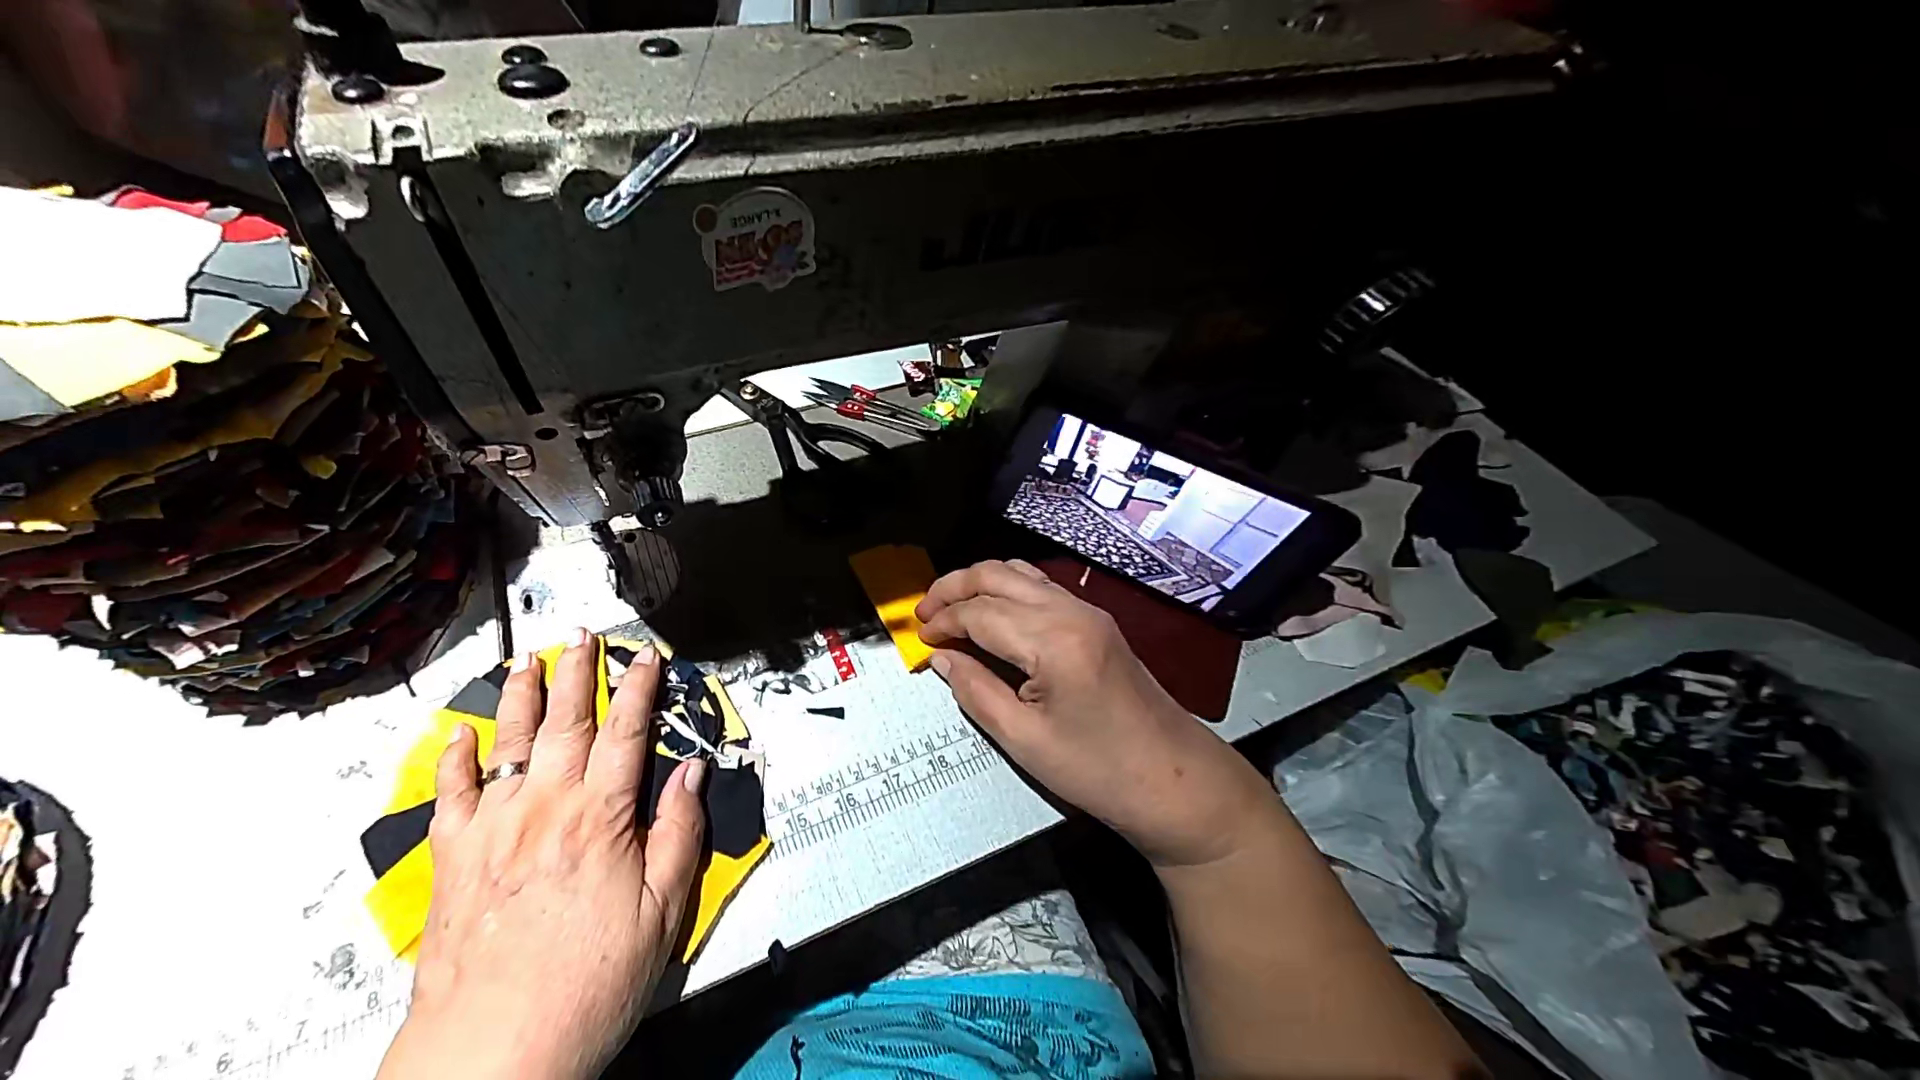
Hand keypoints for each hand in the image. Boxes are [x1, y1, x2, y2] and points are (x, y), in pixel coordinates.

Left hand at [378, 630, 705, 1079]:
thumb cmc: (589, 983)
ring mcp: (494, 831)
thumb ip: (679, 833)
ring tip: (527, 662)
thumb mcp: (664, 909)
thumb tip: (691, 775)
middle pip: (565, 722)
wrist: (492, 1054)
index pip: (627, 733)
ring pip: (509, 745)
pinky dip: (455, 760)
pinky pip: (452, 796)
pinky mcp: (454, 862)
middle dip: (578, 673)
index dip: (639, 689)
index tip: (645, 658)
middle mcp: (545, 811)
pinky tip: (460, 735)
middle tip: (582, 637)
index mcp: (601, 819)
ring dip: (521, 698)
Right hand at [916, 560, 1273, 868]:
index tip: (918, 638)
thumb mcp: (1024, 740)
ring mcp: (1088, 612)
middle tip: (923, 612)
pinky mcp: (1097, 622)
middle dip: (953, 587)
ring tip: (949, 609)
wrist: (1176, 780)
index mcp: (1053, 640)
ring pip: (1020, 573)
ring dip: (980, 583)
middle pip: (998, 575)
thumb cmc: (1100, 771)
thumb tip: (942, 658)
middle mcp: (1072, 612)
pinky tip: (991, 614)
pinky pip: (1041, 588)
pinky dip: (1007, 591)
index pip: (981, 611)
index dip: (943, 621)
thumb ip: (975, 690)